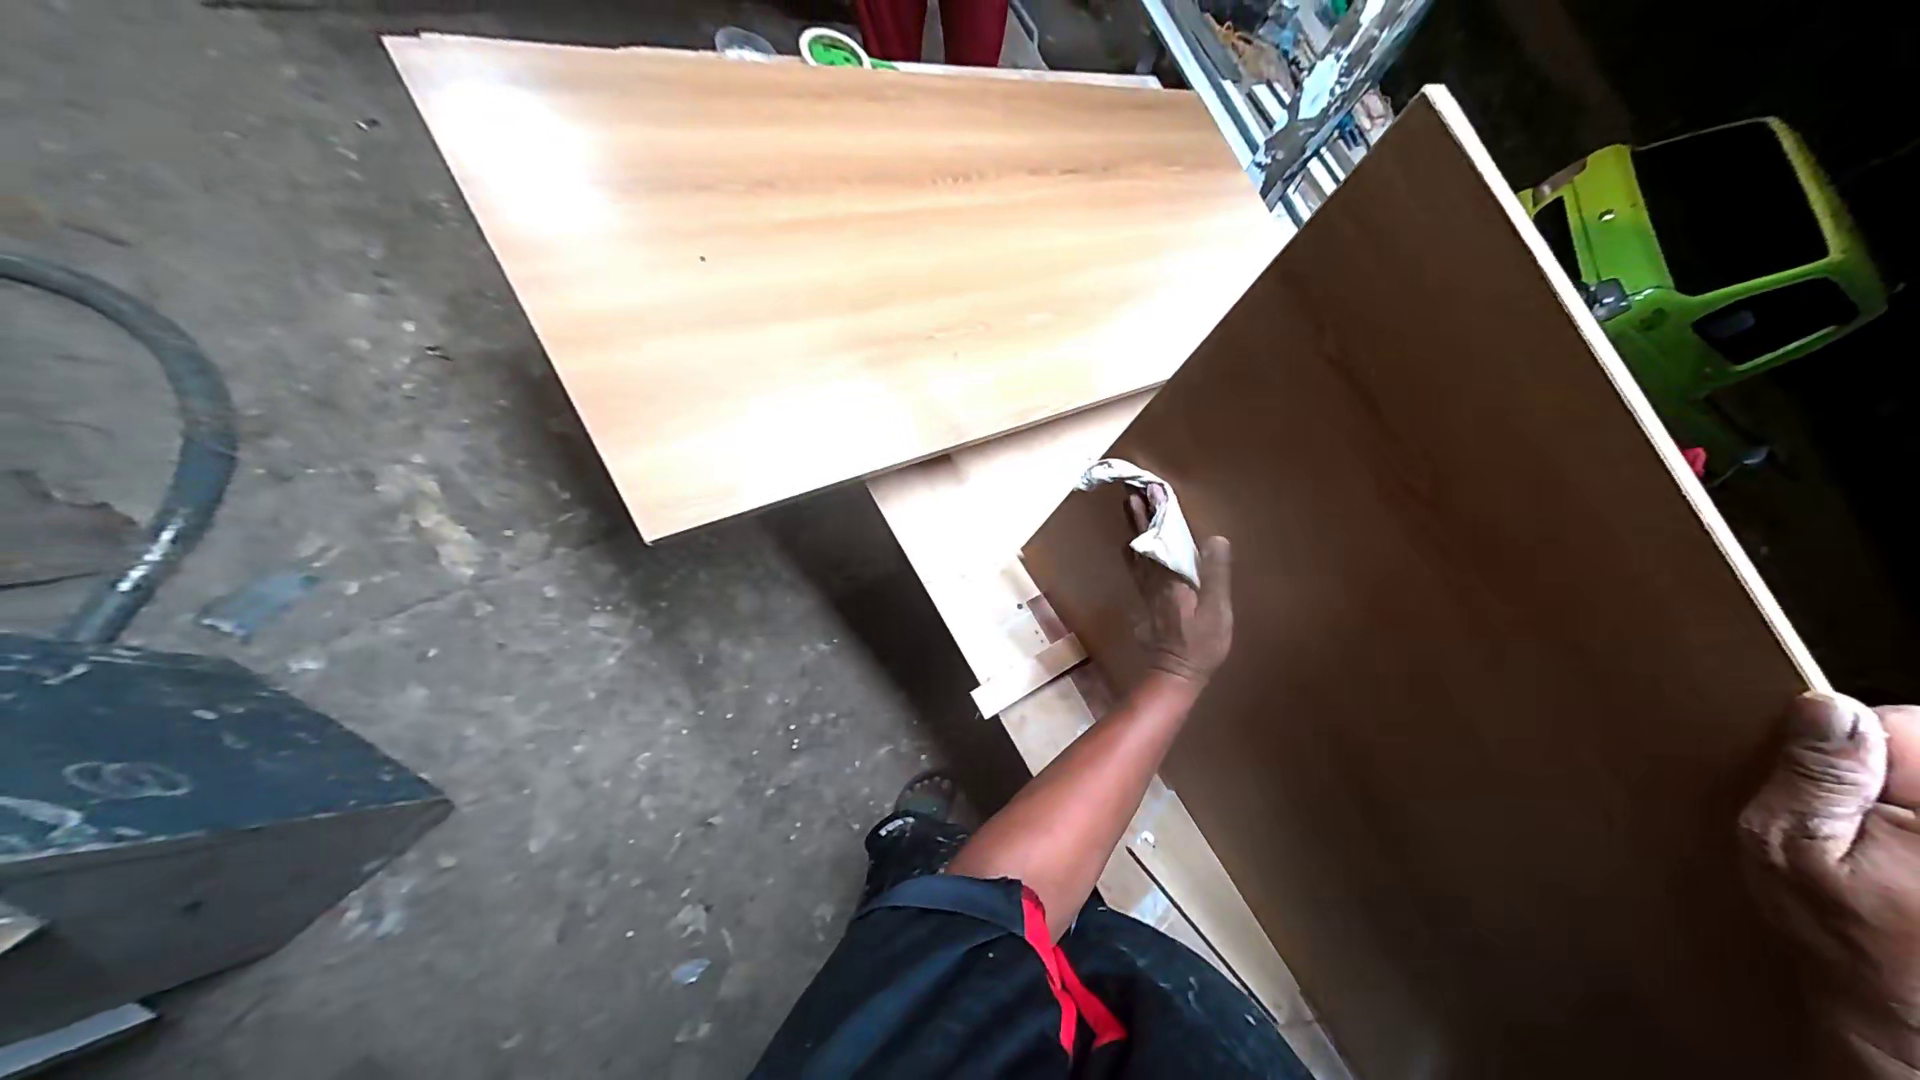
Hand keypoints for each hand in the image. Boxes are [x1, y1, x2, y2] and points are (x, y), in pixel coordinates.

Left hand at [1124, 491, 1231, 685]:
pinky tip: (1134, 544)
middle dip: (1138, 513)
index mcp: (1169, 577)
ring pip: (1134, 551)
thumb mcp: (1217, 610)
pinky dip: (1134, 547)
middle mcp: (1152, 579)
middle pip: (1141, 540)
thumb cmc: (1200, 643)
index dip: (1156, 513)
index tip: (1152, 489)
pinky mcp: (1145, 598)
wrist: (1175, 672)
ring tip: (1130, 507)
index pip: (1160, 537)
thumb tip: (1216, 539)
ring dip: (1133, 528)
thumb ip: (1215, 574)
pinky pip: (1135, 565)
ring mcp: (1145, 589)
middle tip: (1132, 489)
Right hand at [1740, 692, 1919, 1074]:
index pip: (1902, 725)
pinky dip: (1901, 821)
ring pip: (1919, 780)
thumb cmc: (1842, 936)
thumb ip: (1812, 779)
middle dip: (1875, 771)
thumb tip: (1823, 706)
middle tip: (1841, 819)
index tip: (1817, 777)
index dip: (1846, 741)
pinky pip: (1913, 806)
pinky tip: (1895, 859)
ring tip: (1870, 842)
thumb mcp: (1792, 849)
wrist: (1908, 1021)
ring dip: (1889, 796)